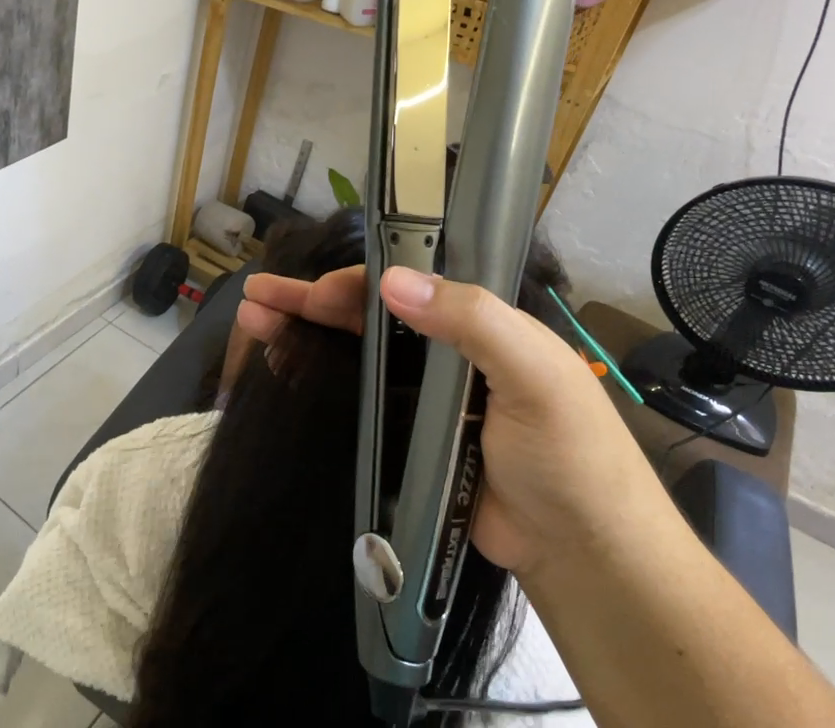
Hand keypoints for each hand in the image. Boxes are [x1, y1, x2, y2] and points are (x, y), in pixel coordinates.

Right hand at [240, 267, 665, 577]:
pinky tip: (282, 371)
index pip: (406, 288)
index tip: (309, 288)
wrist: (580, 554)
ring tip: (254, 326)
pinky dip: (316, 380)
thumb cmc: (569, 457)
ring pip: (352, 356)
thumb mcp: (537, 377)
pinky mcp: (407, 441)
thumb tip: (393, 280)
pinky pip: (354, 401)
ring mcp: (423, 400)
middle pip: (366, 319)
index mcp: (480, 327)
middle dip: (308, 303)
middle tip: (255, 298)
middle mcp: (446, 355)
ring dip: (303, 336)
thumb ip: (474, 321)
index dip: (353, 282)